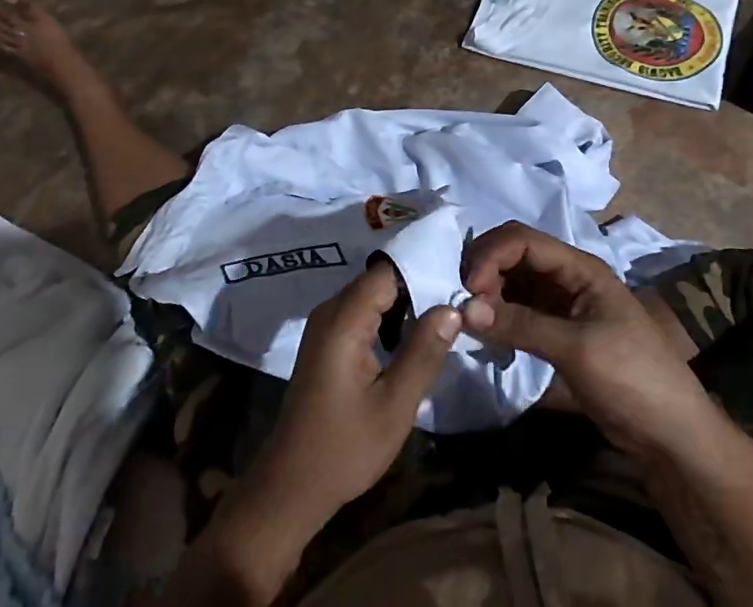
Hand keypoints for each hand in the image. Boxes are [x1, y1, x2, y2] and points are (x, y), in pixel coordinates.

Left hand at [248, 259, 461, 522]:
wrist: (292, 485)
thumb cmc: (344, 448)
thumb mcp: (395, 404)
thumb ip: (423, 352)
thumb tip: (452, 307)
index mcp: (343, 321)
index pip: (388, 272)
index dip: (424, 268)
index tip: (460, 276)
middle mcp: (330, 312)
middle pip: (380, 280)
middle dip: (420, 283)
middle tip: (460, 295)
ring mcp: (325, 326)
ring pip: (373, 296)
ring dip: (407, 301)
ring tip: (447, 311)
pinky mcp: (327, 342)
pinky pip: (363, 313)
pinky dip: (391, 317)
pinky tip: (416, 334)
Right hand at [460, 222, 716, 460]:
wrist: (668, 431)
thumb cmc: (632, 377)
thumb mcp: (577, 349)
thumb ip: (521, 325)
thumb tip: (464, 309)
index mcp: (580, 268)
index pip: (523, 240)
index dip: (491, 256)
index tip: (468, 290)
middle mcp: (567, 277)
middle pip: (513, 255)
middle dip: (484, 270)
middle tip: (462, 304)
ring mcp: (560, 304)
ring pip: (511, 282)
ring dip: (487, 293)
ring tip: (468, 320)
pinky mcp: (554, 331)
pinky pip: (516, 310)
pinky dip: (496, 315)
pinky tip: (483, 333)